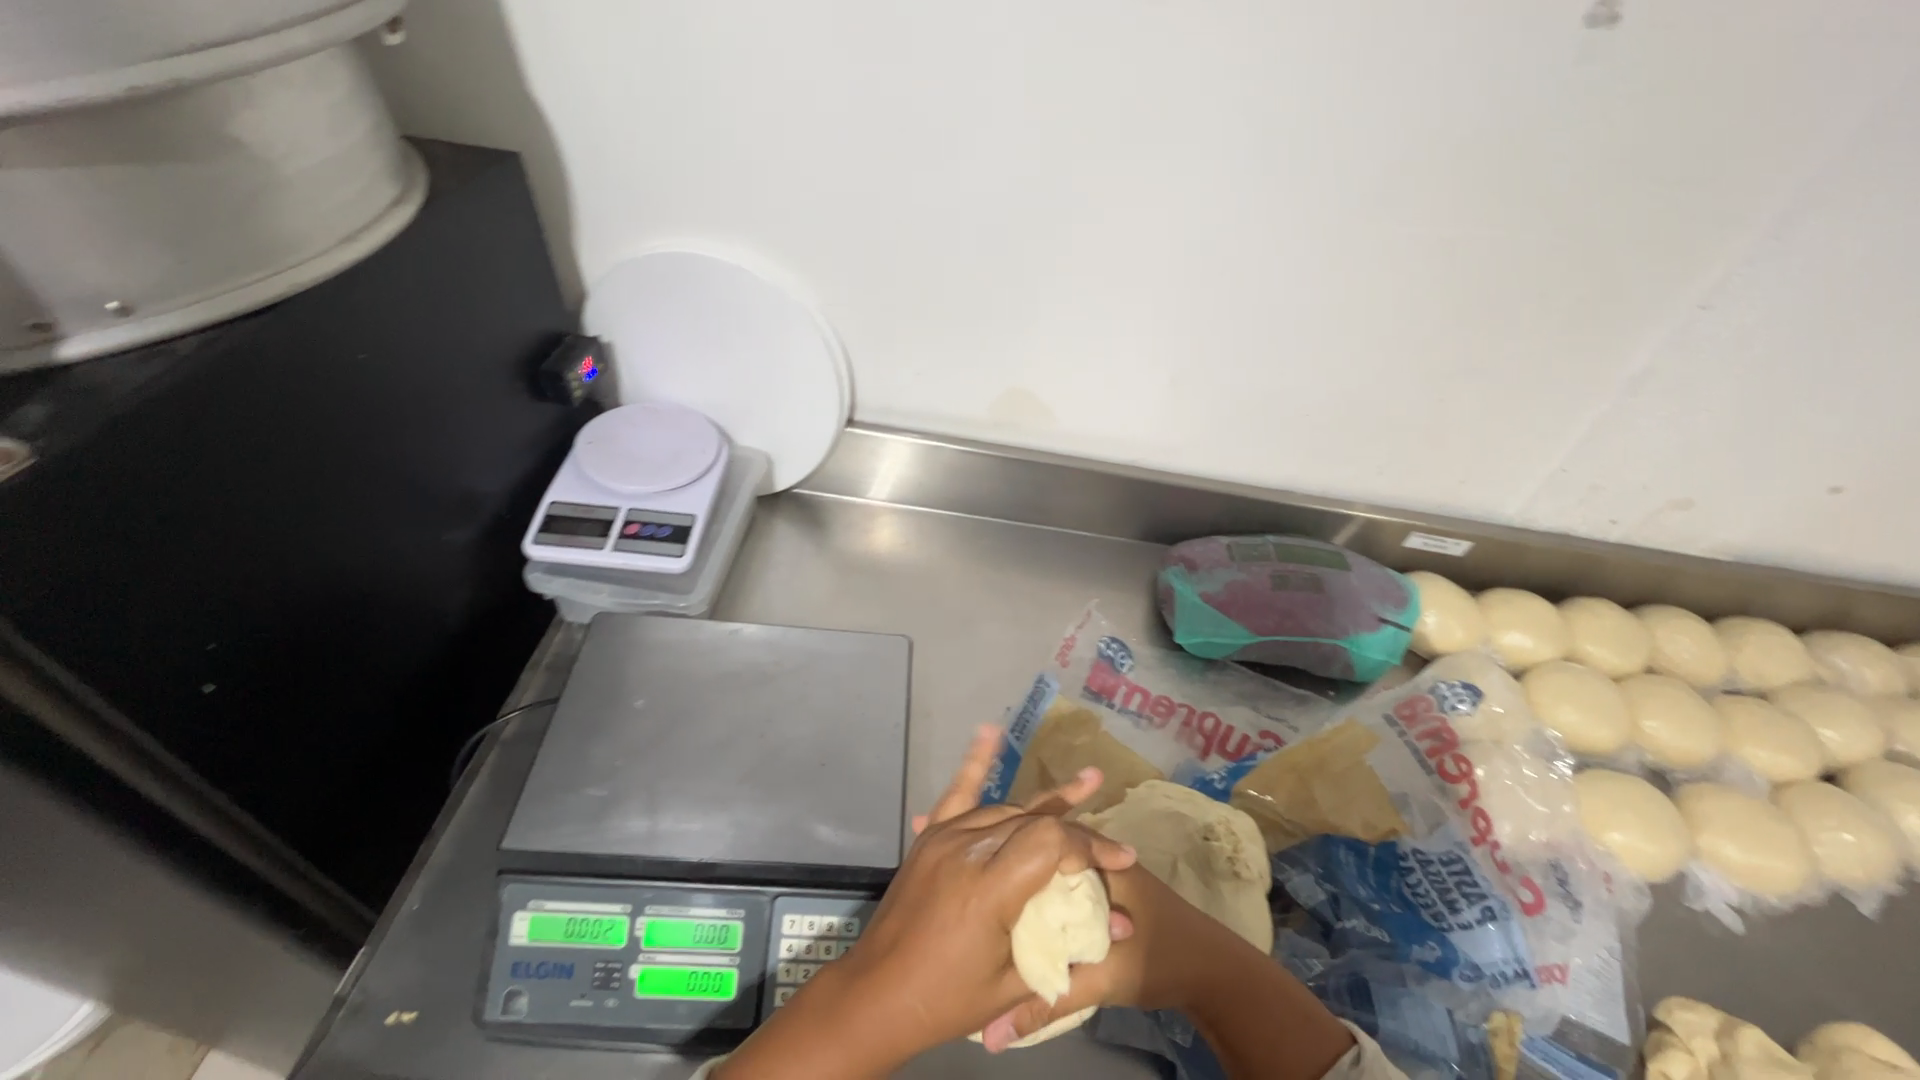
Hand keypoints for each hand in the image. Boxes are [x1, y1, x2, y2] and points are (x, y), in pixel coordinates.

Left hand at [716, 727, 1136, 1076]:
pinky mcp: (929, 837)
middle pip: (1036, 821)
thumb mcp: (1013, 984)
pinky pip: (957, 792)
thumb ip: (1068, 950)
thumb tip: (1127, 925)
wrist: (876, 995)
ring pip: (1007, 808)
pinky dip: (976, 762)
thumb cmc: (947, 1001)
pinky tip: (991, 732)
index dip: (1092, 847)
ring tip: (1089, 782)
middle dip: (1078, 832)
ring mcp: (944, 837)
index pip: (1054, 842)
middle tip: (1111, 848)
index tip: (1122, 861)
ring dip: (1048, 803)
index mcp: (990, 887)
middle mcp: (967, 849)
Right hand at [978, 860, 1240, 1046]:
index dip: (999, 871)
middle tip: (971, 909)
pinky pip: (1061, 892)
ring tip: (985, 917)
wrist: (1213, 972)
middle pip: (1037, 863)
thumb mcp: (1102, 981)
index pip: (1034, 850)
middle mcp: (1094, 857)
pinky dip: (1041, 907)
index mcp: (1094, 860)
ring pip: (1048, 879)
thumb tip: (990, 1035)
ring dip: (1022, 897)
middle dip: (1007, 884)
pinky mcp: (1103, 894)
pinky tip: (1016, 927)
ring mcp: (1100, 874)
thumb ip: (1047, 1003)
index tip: (969, 898)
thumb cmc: (1161, 959)